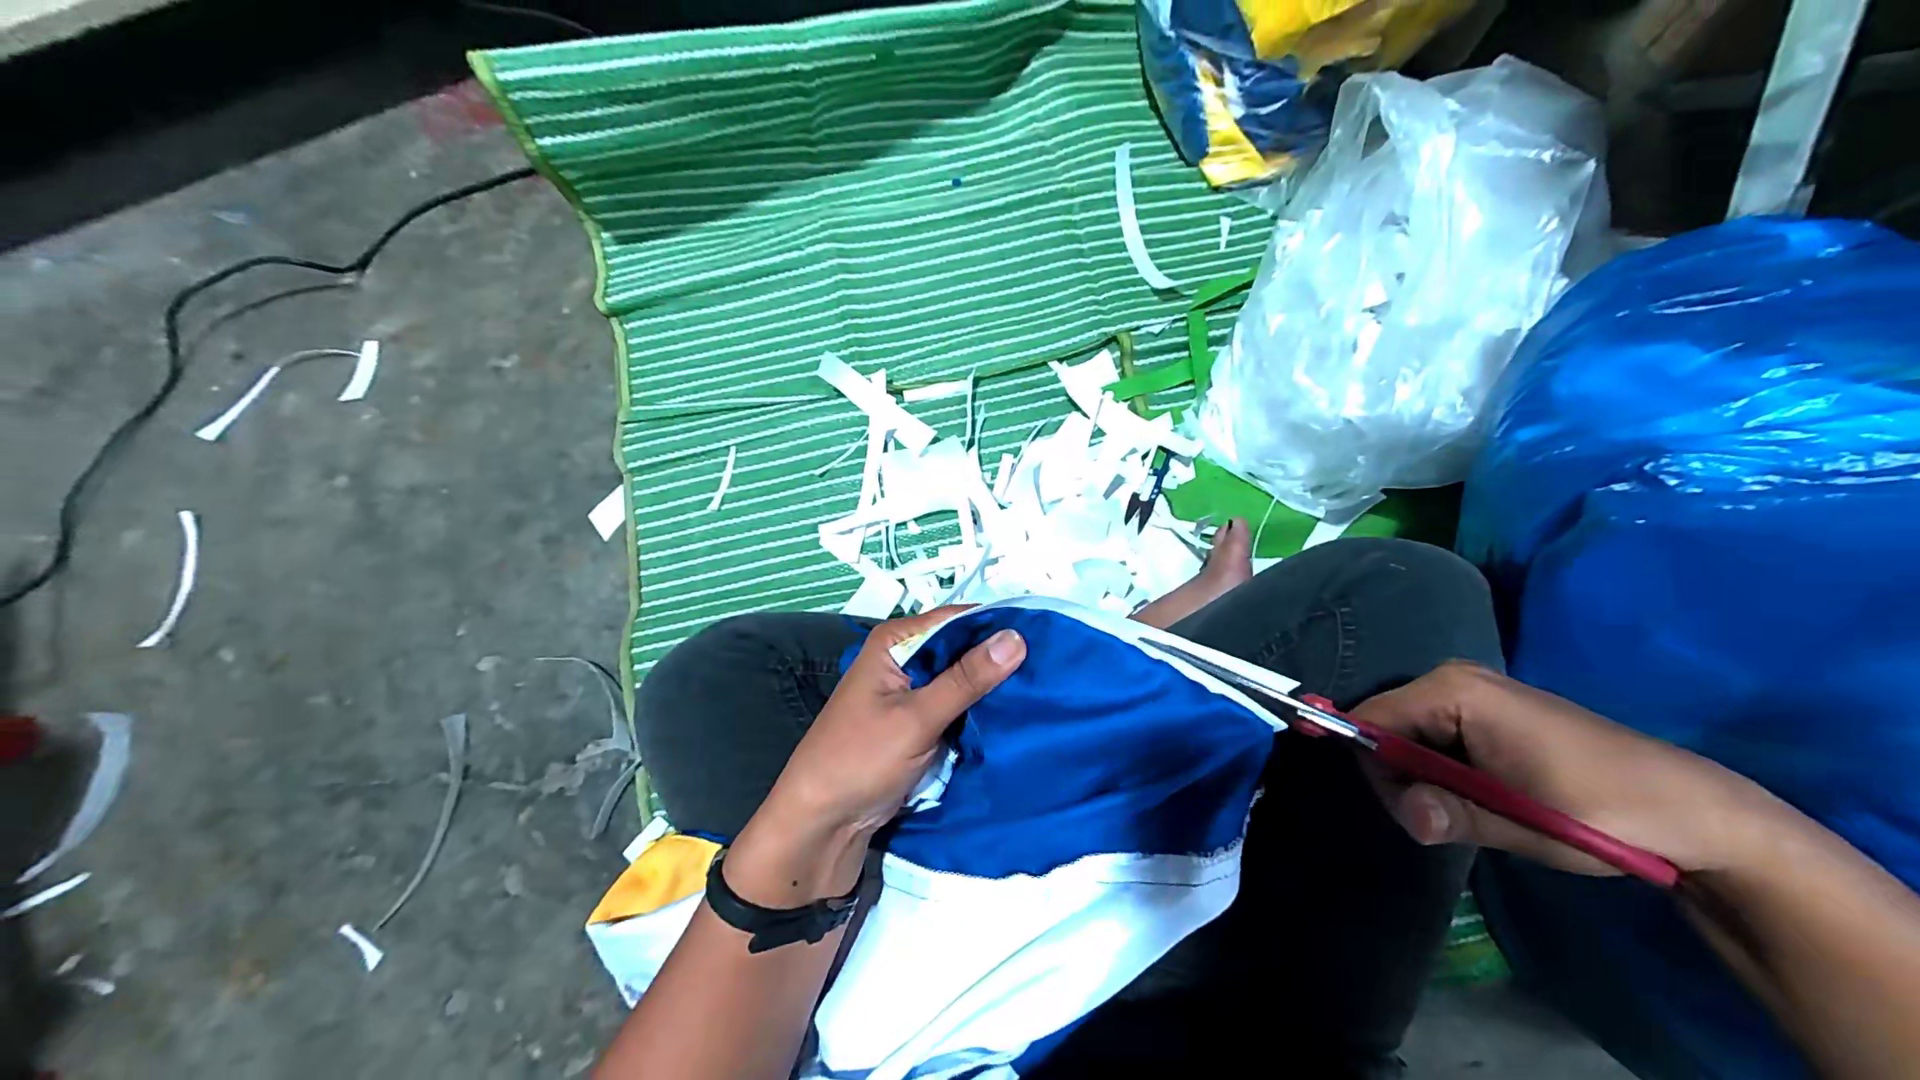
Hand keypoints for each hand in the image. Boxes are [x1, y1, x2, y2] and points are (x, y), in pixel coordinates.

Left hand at [724, 608, 1026, 905]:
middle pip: (961, 650)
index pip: (957, 620)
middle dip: (999, 660)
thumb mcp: (917, 718)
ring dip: (992, 689)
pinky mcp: (919, 724)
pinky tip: (1015, 717)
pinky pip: (957, 708)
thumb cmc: (860, 760)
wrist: (823, 823)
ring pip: (962, 681)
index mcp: (896, 643)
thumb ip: (966, 679)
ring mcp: (912, 694)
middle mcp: (904, 660)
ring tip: (1045, 691)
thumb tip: (1016, 637)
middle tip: (1052, 669)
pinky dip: (980, 713)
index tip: (1047, 637)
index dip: (998, 626)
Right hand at [1349, 662, 1779, 875]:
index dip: (1379, 771)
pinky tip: (1484, 793)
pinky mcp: (1485, 708)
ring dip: (1428, 779)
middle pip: (1385, 727)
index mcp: (1452, 690)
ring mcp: (1470, 690)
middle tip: (1449, 821)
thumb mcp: (1525, 823)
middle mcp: (1452, 678)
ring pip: (1407, 735)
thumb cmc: (1607, 811)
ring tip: (1477, 811)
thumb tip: (1408, 815)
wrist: (1696, 812)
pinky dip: (1444, 770)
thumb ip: (1453, 814)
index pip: (1370, 721)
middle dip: (1404, 779)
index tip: (1416, 814)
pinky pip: (1432, 735)